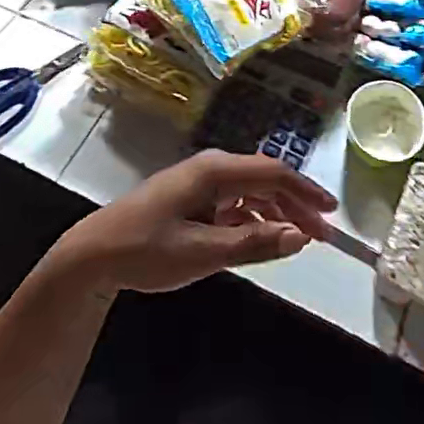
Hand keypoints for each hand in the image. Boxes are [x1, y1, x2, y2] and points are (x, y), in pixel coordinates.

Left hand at [48, 151, 335, 294]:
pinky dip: (255, 217)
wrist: (92, 255)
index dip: (305, 191)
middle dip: (296, 204)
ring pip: (252, 191)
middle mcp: (212, 168)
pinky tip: (265, 236)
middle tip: (323, 232)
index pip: (273, 173)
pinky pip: (235, 201)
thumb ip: (253, 243)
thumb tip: (299, 236)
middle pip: (266, 179)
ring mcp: (201, 182)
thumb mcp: (203, 253)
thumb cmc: (146, 250)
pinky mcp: (193, 197)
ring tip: (300, 237)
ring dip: (278, 212)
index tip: (331, 212)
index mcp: (215, 171)